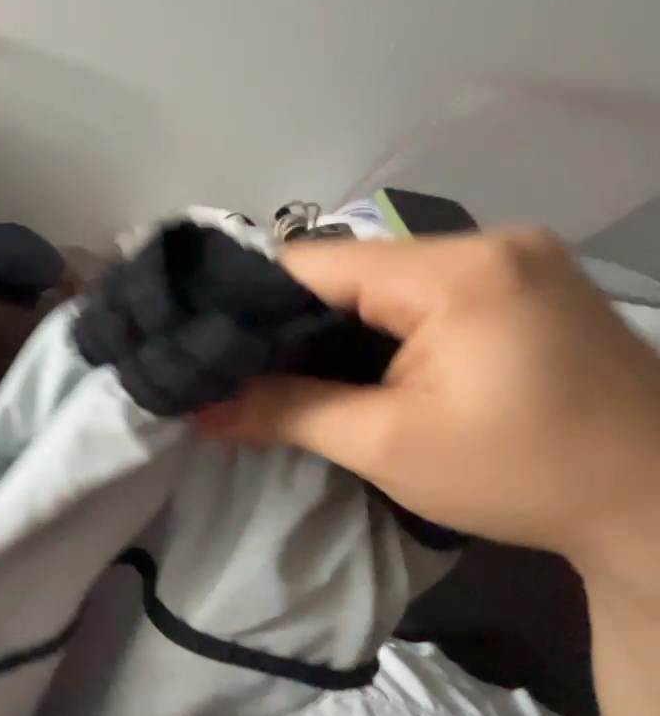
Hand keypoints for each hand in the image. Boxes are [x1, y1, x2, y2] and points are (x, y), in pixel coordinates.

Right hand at [197, 229, 659, 583]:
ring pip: (372, 282)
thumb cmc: (524, 471)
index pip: (308, 264)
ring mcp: (510, 263)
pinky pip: (411, 295)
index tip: (192, 349)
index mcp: (456, 271)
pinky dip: (363, 329)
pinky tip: (333, 365)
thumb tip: (194, 408)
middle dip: (276, 323)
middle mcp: (487, 245)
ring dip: (317, 328)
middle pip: (341, 269)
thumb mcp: (383, 444)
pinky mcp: (520, 289)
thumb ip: (282, 412)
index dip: (240, 306)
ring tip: (264, 373)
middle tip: (220, 371)